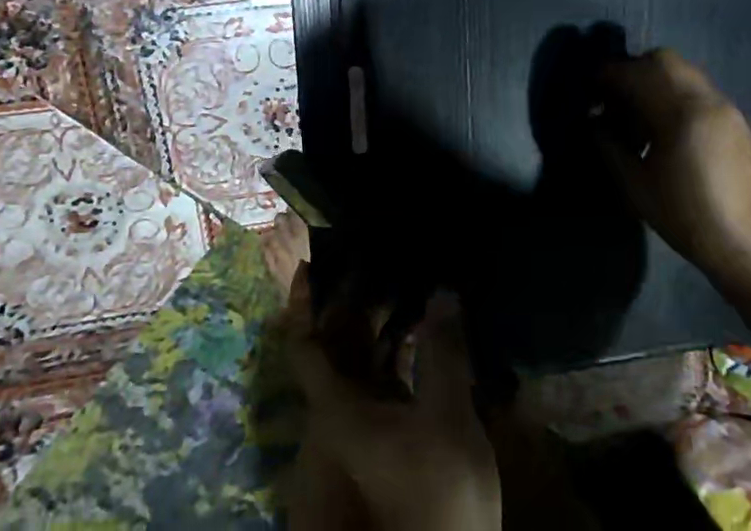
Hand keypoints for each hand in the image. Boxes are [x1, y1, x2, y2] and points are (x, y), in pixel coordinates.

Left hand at [282, 265, 499, 530]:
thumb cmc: (435, 491)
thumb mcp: (447, 419)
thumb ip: (444, 354)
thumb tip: (443, 291)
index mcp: (338, 407)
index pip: (306, 346)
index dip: (303, 304)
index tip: (310, 265)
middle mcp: (344, 412)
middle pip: (337, 347)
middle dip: (353, 302)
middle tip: (379, 259)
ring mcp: (368, 424)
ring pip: (364, 362)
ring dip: (381, 324)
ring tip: (409, 284)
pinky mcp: (391, 435)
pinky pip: (385, 378)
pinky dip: (399, 350)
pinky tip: (427, 332)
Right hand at [596, 49, 750, 295]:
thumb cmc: (691, 221)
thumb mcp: (639, 188)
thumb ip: (612, 148)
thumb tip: (595, 123)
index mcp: (679, 113)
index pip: (635, 73)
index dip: (606, 76)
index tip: (588, 91)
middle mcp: (705, 99)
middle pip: (662, 60)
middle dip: (632, 70)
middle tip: (612, 100)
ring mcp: (726, 108)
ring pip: (683, 72)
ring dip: (654, 81)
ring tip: (636, 117)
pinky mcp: (737, 122)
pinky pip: (698, 90)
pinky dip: (674, 94)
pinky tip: (663, 130)